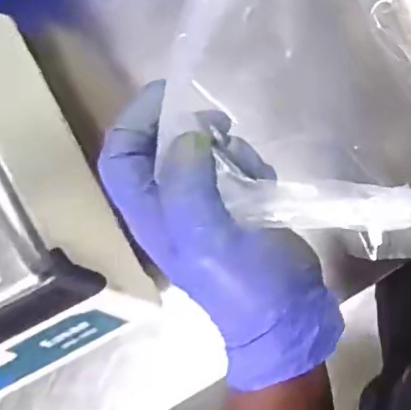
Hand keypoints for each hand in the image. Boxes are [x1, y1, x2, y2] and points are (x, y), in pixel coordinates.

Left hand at [99, 82, 342, 390]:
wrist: (288, 317)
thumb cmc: (244, 283)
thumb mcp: (209, 236)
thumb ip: (190, 185)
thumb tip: (190, 133)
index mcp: (153, 216)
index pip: (123, 157)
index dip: (135, 121)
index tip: (167, 92)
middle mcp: (174, 210)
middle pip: (161, 152)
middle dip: (185, 128)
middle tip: (217, 119)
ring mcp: (209, 211)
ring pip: (202, 158)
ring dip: (222, 148)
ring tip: (247, 160)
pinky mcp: (242, 213)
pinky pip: (235, 173)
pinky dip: (248, 164)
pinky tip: (265, 178)